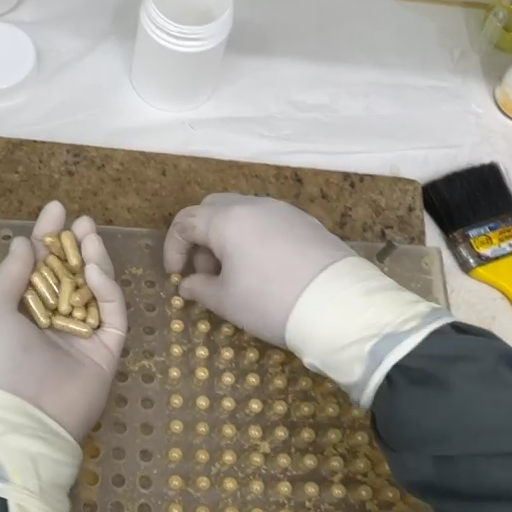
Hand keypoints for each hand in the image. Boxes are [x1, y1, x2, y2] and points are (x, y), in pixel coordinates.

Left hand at [0, 201, 126, 439]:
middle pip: (71, 275)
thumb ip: (12, 274)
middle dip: (76, 245)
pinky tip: (98, 269)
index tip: (57, 209)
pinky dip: (107, 290)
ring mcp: (82, 336)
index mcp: (22, 313)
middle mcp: (53, 322)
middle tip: (82, 220)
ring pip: (95, 290)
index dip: (48, 238)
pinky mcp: (107, 350)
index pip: (39, 268)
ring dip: (94, 260)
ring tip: (91, 235)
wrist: (22, 418)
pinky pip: (112, 314)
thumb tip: (26, 242)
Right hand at [162, 194, 351, 346]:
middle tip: (206, 273)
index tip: (176, 276)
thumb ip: (200, 288)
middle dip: (200, 239)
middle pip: (213, 209)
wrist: (338, 306)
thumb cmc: (270, 302)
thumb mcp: (227, 302)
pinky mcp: (306, 223)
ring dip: (228, 239)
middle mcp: (253, 206)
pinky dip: (253, 239)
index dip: (173, 248)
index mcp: (227, 220)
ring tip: (235, 275)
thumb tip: (188, 284)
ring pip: (242, 214)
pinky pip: (268, 223)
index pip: (185, 222)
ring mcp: (283, 211)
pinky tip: (263, 270)